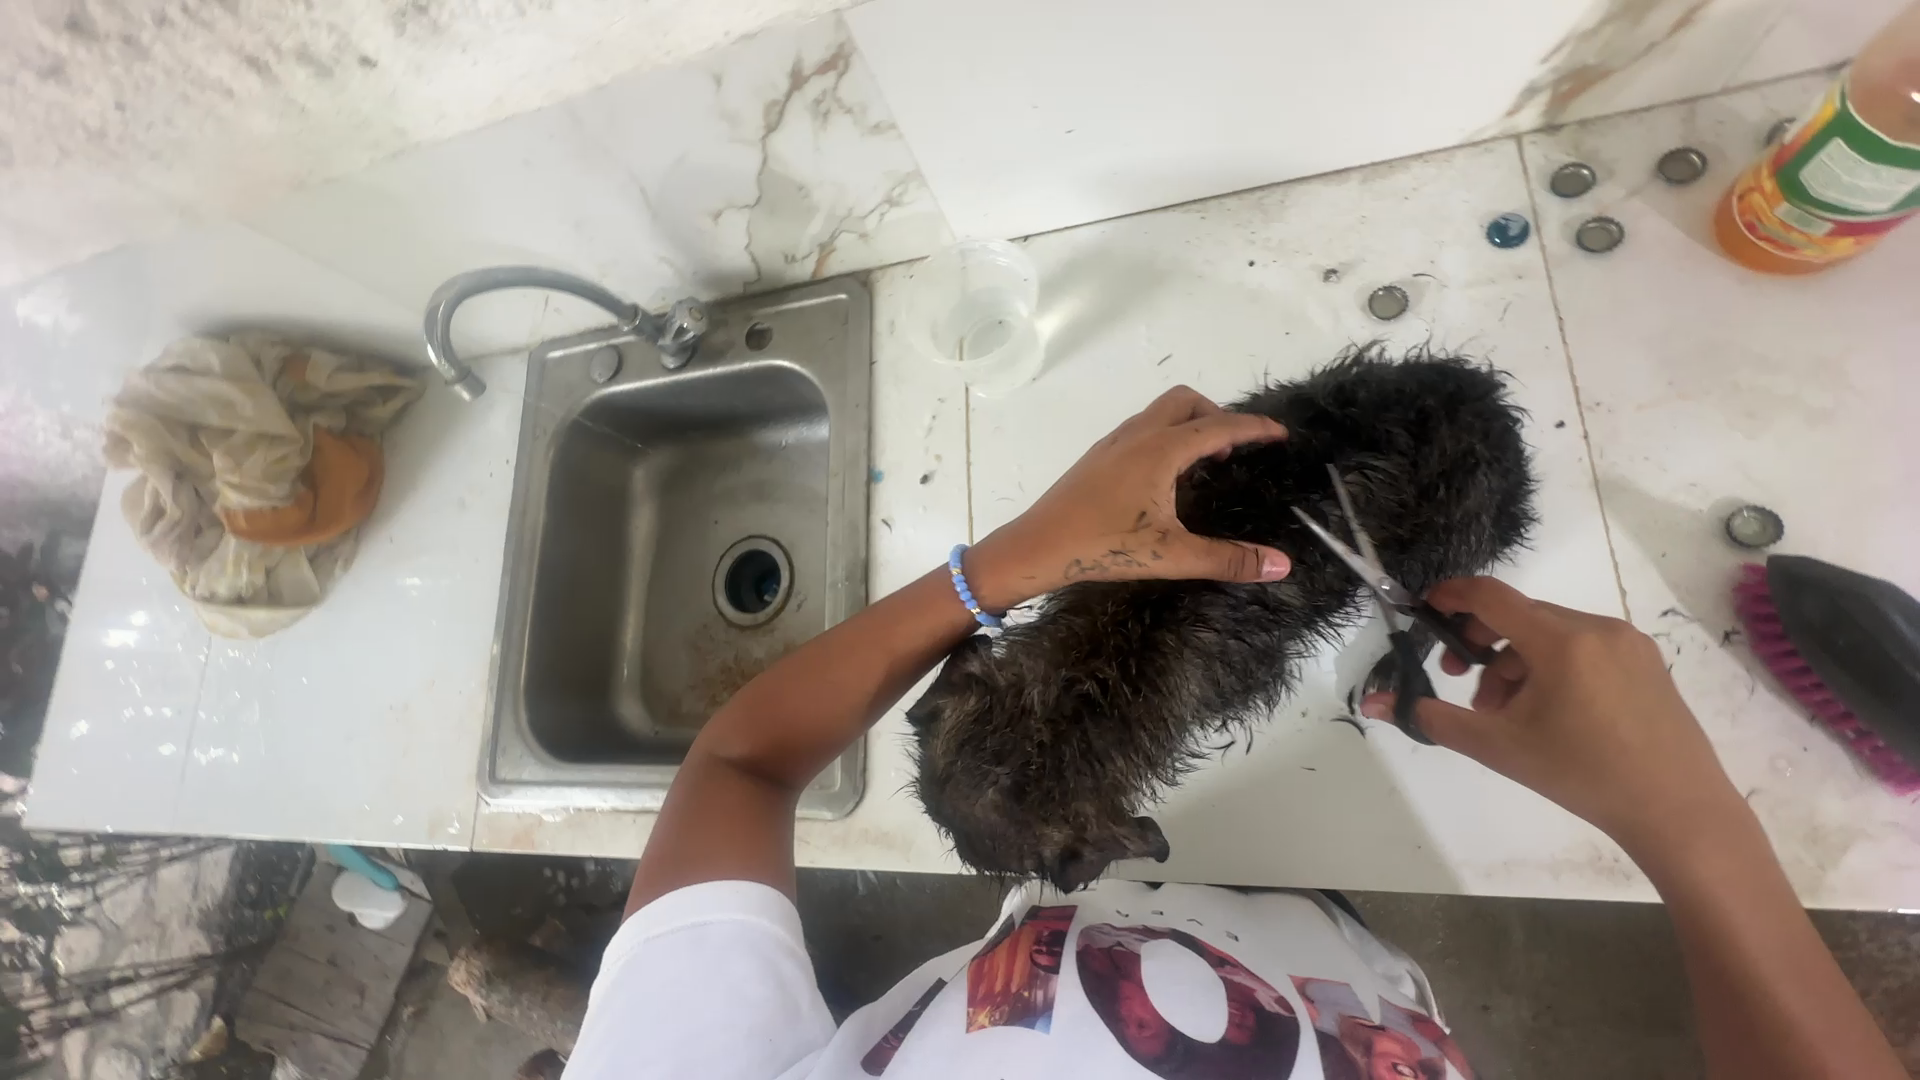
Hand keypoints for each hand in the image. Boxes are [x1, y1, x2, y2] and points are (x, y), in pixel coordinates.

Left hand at [963, 386, 1291, 611]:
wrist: (1037, 545)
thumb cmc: (1103, 546)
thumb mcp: (1171, 555)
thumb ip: (1227, 558)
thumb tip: (1283, 565)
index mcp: (1160, 450)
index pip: (1219, 426)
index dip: (1254, 427)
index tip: (1281, 434)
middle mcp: (1136, 436)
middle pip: (1185, 401)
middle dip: (1217, 414)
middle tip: (1236, 447)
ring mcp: (1111, 444)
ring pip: (1158, 413)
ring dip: (1187, 423)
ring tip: (1205, 460)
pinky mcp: (1096, 458)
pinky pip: (1140, 429)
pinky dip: (1164, 435)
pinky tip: (1163, 475)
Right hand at [1362, 577, 1744, 856]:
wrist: (1682, 816)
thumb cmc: (1582, 775)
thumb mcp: (1495, 746)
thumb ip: (1429, 716)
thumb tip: (1373, 704)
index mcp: (1562, 642)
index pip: (1491, 596)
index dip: (1450, 595)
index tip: (1423, 608)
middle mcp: (1598, 630)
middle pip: (1516, 615)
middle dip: (1478, 644)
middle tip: (1459, 681)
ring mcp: (1628, 646)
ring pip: (1546, 634)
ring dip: (1511, 662)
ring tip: (1506, 711)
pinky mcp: (1646, 665)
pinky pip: (1579, 647)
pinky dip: (1547, 667)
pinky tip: (1545, 711)